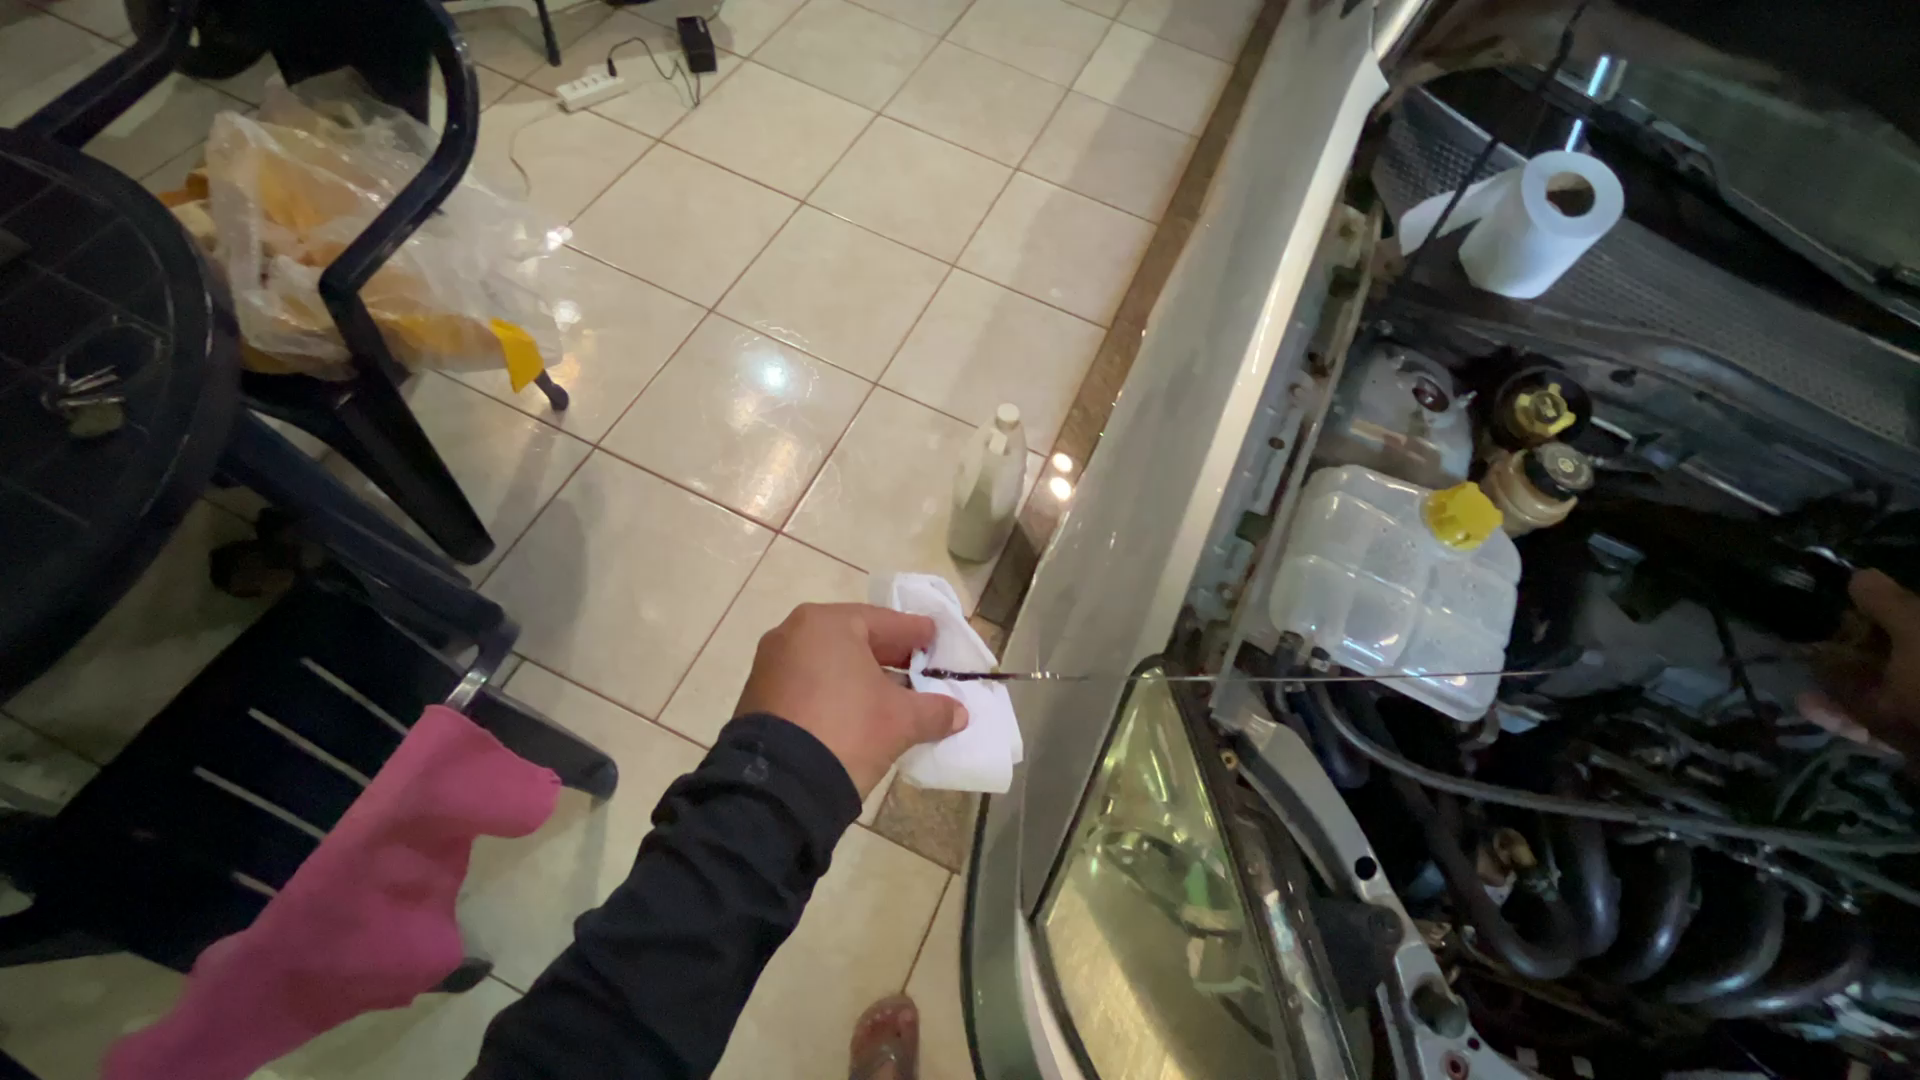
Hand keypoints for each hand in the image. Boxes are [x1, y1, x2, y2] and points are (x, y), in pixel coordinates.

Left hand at [735, 603, 967, 796]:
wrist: (779, 787)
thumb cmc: (847, 731)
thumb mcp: (901, 721)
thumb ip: (934, 710)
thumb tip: (959, 713)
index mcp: (828, 623)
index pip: (885, 622)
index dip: (916, 634)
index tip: (936, 639)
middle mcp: (793, 632)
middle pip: (854, 639)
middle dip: (889, 655)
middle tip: (918, 668)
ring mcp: (770, 664)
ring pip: (829, 661)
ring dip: (860, 675)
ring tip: (891, 694)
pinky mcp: (758, 695)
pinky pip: (808, 682)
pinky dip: (834, 691)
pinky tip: (856, 711)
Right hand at [1799, 569, 1919, 758]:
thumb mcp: (1919, 632)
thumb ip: (1891, 604)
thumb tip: (1861, 575)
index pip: (1910, 620)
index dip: (1879, 613)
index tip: (1845, 610)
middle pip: (1892, 654)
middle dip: (1853, 650)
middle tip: (1815, 644)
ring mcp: (1919, 709)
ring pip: (1876, 688)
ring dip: (1836, 682)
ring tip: (1803, 674)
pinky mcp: (1907, 740)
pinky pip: (1868, 722)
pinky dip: (1836, 714)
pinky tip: (1805, 704)